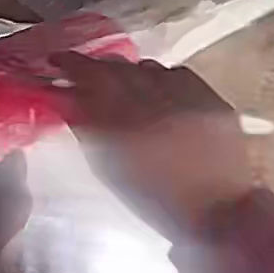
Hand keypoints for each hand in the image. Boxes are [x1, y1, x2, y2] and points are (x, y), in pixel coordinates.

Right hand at [44, 54, 257, 234]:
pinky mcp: (213, 100)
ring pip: (146, 67)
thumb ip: (85, 129)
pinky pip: (178, 73)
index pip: (89, 79)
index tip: (55, 60)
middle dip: (93, 64)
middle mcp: (154, 105)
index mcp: (123, 126)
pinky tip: (154, 86)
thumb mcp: (106, 168)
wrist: (218, 212)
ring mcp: (187, 100)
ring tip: (117, 78)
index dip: (70, 64)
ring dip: (125, 69)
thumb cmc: (151, 197)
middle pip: (116, 68)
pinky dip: (159, 75)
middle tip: (78, 66)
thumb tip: (64, 99)